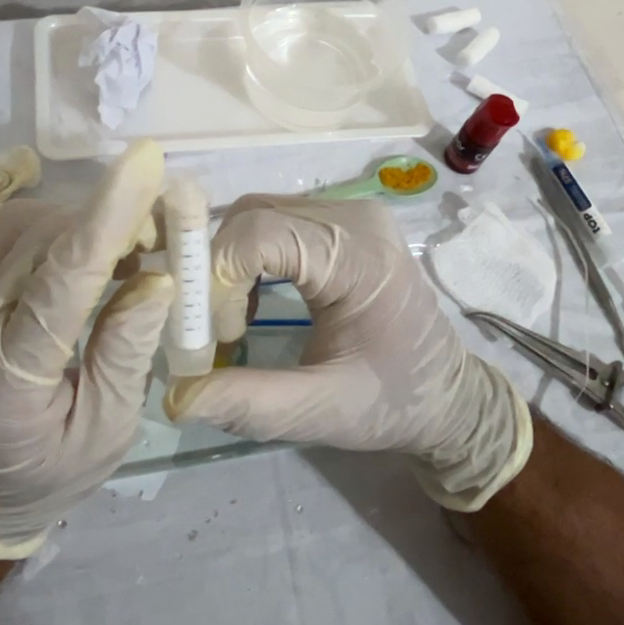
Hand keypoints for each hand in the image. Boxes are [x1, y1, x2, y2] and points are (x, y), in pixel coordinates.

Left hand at [0, 141, 171, 559]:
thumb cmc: (47, 478)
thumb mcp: (105, 431)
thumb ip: (126, 351)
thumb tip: (158, 277)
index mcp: (5, 382)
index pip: (60, 282)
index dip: (106, 218)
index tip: (145, 163)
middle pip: (40, 242)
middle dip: (106, 217)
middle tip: (163, 224)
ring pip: (18, 228)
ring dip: (80, 220)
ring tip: (131, 241)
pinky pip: (6, 239)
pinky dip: (56, 230)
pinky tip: (90, 251)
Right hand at [164, 196, 530, 510]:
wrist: (446, 394)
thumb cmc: (390, 402)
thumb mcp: (319, 412)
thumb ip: (249, 403)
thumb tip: (176, 397)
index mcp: (359, 258)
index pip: (261, 232)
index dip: (220, 277)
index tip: (219, 335)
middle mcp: (357, 217)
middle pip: (254, 215)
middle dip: (218, 269)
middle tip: (213, 328)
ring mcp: (353, 212)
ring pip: (260, 212)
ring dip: (230, 262)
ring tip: (232, 320)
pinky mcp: (346, 220)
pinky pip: (278, 219)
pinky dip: (250, 254)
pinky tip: (252, 300)